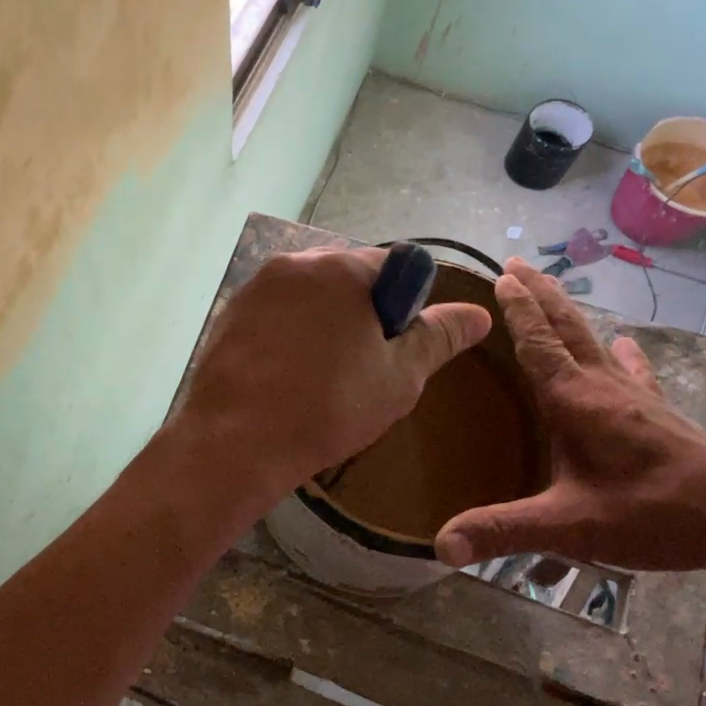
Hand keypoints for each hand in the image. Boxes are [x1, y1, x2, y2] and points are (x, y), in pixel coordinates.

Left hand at [176, 246, 491, 496]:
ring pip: (306, 298)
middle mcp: (292, 263)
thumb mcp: (399, 377)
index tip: (393, 350)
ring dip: (323, 326)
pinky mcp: (227, 316)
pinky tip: (285, 380)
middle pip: (345, 279)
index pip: (394, 265)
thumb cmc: (327, 407)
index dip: (405, 307)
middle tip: (360, 370)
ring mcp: (253, 288)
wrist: (234, 441)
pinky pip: (273, 316)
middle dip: (361, 315)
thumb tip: (478, 314)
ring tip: (321, 380)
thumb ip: (438, 337)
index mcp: (338, 267)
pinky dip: (287, 337)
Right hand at [432, 258, 705, 573]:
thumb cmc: (657, 513)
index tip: (501, 276)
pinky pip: (633, 371)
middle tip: (518, 265)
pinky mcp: (662, 415)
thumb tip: (440, 546)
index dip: (518, 309)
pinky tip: (625, 344)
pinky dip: (621, 352)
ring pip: (595, 342)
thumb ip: (504, 531)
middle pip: (567, 329)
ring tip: (556, 291)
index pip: (538, 343)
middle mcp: (604, 388)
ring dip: (570, 315)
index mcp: (575, 401)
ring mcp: (638, 399)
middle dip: (540, 295)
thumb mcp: (571, 526)